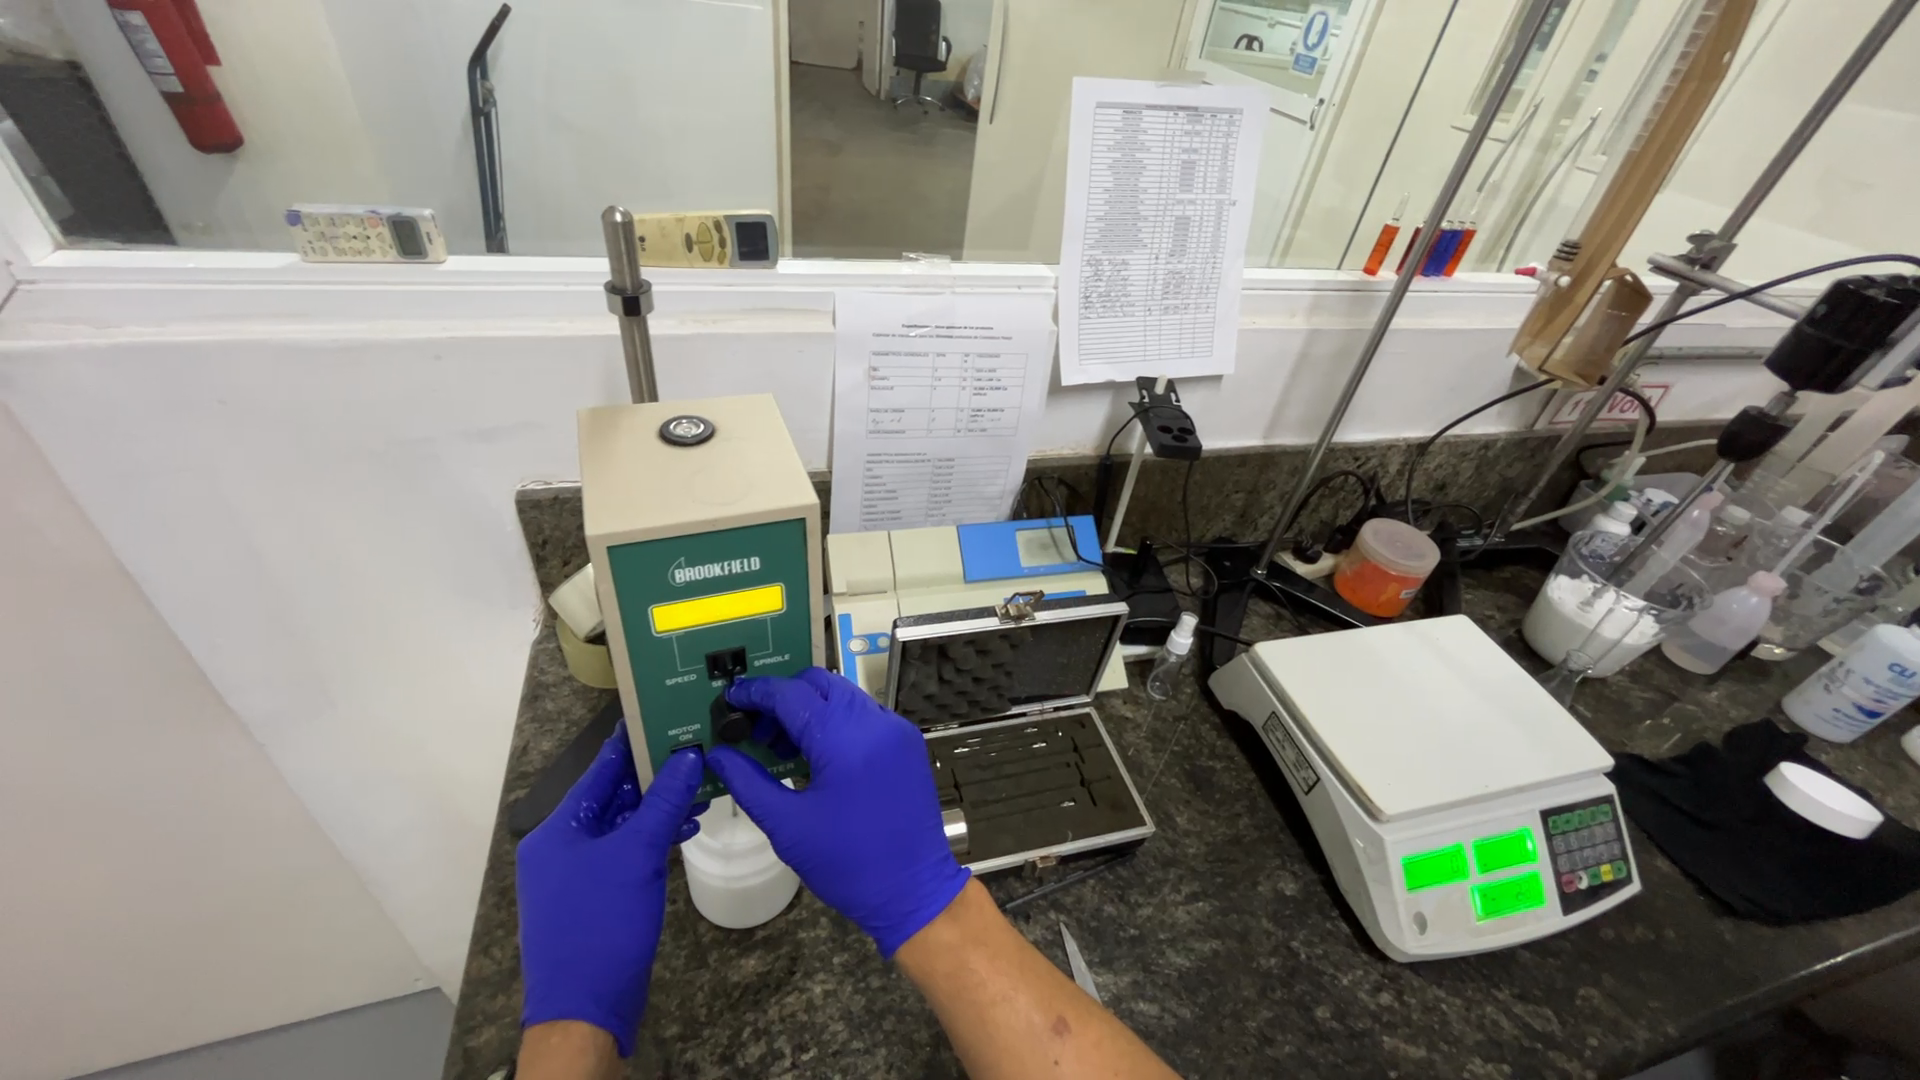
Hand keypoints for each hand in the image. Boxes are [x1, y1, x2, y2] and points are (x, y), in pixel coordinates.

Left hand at [516, 723, 704, 1056]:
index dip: (632, 742)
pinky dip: (654, 837)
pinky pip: (627, 851)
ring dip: (658, 807)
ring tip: (700, 785)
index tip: (663, 713)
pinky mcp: (596, 896)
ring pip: (622, 824)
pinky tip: (686, 828)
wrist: (584, 1010)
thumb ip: (664, 802)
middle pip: (612, 796)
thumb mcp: (637, 855)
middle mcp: (563, 846)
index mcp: (559, 830)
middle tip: (694, 745)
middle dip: (653, 774)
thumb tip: (689, 754)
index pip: (600, 770)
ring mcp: (578, 874)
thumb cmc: (602, 923)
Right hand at [707, 668, 969, 956]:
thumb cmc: (846, 863)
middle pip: (820, 684)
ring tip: (783, 745)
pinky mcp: (907, 742)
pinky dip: (836, 720)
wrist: (912, 889)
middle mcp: (874, 722)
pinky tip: (818, 753)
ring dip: (811, 707)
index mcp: (843, 739)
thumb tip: (719, 754)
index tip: (731, 698)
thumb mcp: (787, 825)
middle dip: (784, 696)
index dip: (757, 693)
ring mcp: (895, 729)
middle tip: (757, 728)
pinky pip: (864, 714)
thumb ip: (749, 782)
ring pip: (844, 695)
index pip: (791, 695)